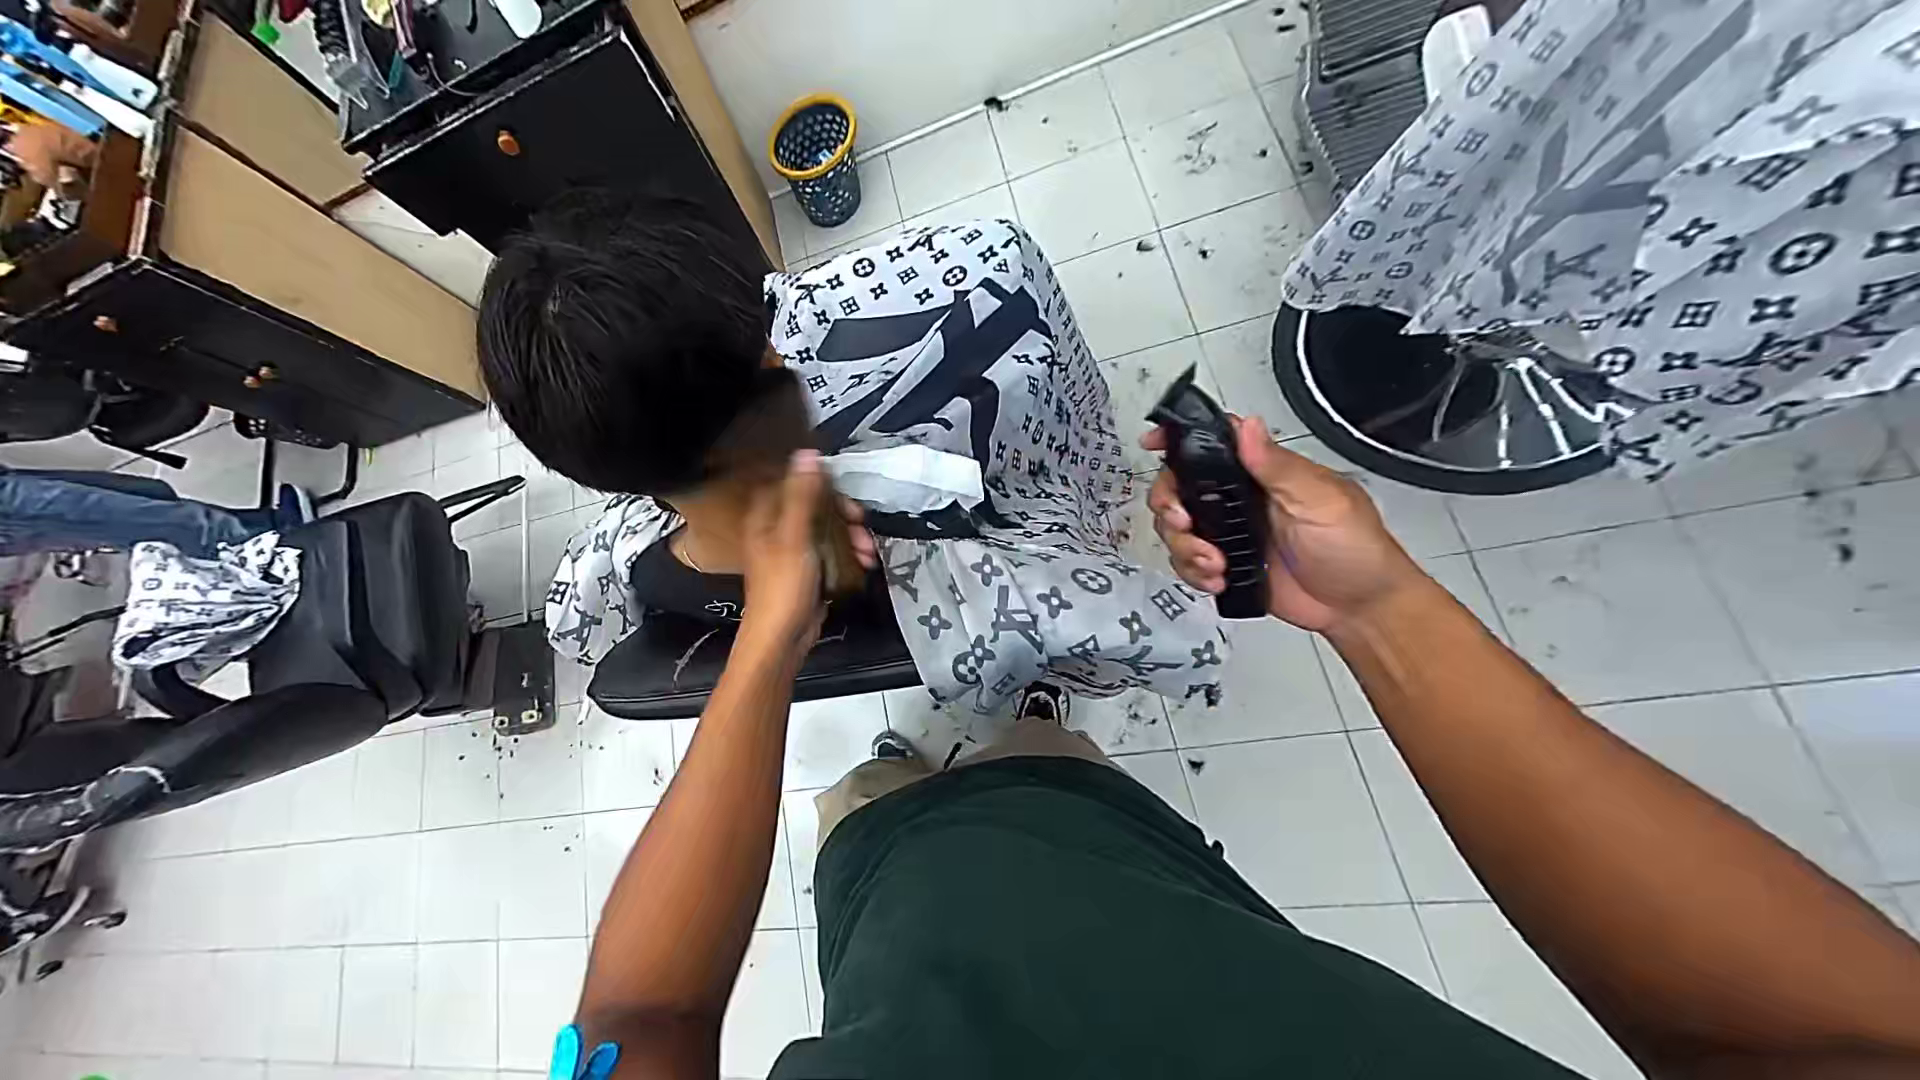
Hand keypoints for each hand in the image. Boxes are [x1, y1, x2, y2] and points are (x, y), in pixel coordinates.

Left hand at [739, 451, 873, 650]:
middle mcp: (778, 529)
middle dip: (843, 514)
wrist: (782, 638)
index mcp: (766, 517)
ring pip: (828, 530)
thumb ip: (803, 495)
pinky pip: (833, 552)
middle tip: (862, 522)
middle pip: (816, 506)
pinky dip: (849, 554)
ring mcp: (795, 551)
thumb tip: (809, 453)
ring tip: (868, 552)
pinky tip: (865, 563)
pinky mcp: (810, 571)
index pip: (793, 483)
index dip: (819, 482)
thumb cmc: (783, 586)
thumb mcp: (795, 536)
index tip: (844, 488)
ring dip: (851, 537)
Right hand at [1142, 417, 1429, 632]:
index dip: (1177, 439)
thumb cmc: (1354, 548)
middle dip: (1169, 506)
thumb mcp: (1321, 500)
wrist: (1358, 608)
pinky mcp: (1225, 564)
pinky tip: (1218, 579)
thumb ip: (1278, 467)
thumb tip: (1247, 427)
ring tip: (1215, 564)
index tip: (1152, 443)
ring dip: (1184, 547)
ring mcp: (1229, 532)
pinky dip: (1193, 573)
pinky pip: (1187, 563)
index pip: (1213, 443)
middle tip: (1183, 523)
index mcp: (1261, 473)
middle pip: (1178, 488)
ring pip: (1176, 529)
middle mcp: (1239, 499)